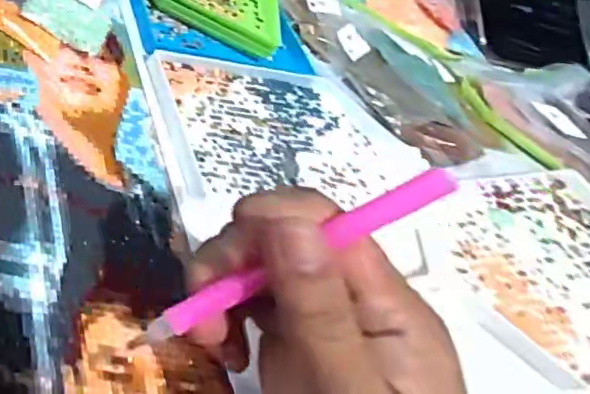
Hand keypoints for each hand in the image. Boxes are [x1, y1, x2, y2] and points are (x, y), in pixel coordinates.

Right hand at [182, 189, 462, 393]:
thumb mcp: (344, 391)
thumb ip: (319, 306)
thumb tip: (287, 215)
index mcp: (386, 305)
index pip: (321, 218)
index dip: (266, 220)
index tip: (230, 264)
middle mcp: (352, 298)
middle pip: (275, 233)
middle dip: (227, 262)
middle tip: (203, 314)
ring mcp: (320, 316)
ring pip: (253, 260)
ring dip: (215, 287)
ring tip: (208, 341)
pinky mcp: (293, 334)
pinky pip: (246, 294)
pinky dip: (221, 310)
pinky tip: (220, 348)